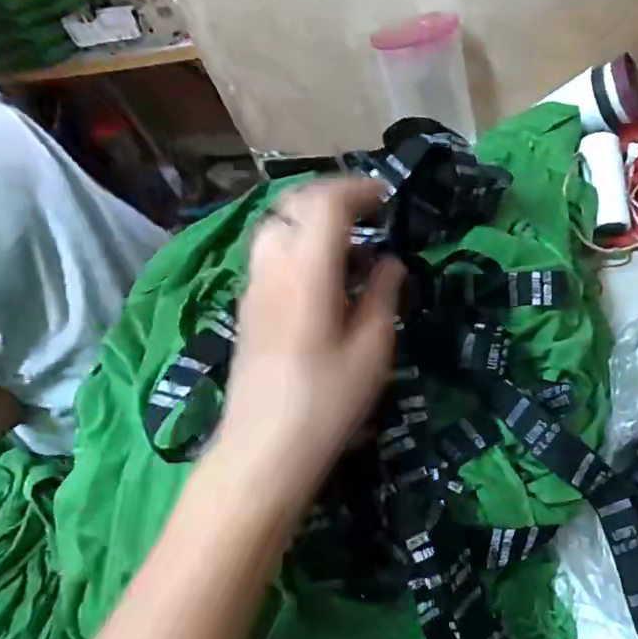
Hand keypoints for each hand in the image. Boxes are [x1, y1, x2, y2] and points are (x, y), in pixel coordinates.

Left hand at [212, 177, 403, 519]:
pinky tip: (321, 277)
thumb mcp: (373, 350)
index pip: (325, 203)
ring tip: (347, 244)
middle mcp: (273, 267)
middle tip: (369, 214)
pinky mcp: (247, 308)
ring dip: (310, 221)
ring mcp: (253, 287)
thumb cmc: (327, 402)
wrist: (263, 449)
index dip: (358, 189)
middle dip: (332, 198)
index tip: (388, 199)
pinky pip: (270, 254)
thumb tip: (390, 263)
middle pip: (293, 205)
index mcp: (307, 271)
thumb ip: (383, 295)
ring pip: (276, 227)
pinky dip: (296, 245)